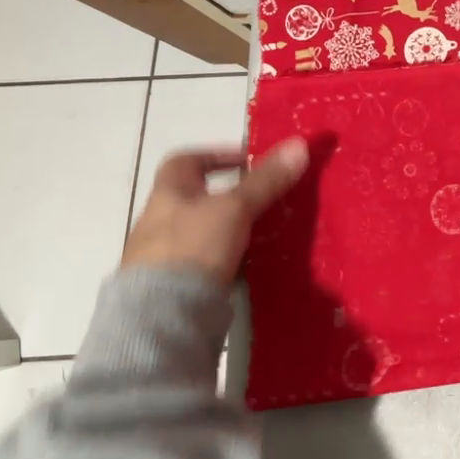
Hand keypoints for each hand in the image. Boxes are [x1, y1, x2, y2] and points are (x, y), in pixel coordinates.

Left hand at [121, 138, 310, 285]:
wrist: (161, 314)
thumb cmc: (195, 246)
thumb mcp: (237, 208)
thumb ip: (266, 180)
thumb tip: (300, 144)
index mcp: (167, 194)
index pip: (185, 161)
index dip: (216, 155)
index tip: (248, 161)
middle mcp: (158, 220)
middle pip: (195, 197)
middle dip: (229, 195)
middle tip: (263, 198)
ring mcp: (162, 255)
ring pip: (201, 229)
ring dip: (228, 227)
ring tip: (261, 231)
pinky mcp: (171, 285)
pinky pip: (203, 259)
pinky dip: (224, 255)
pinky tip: (245, 263)